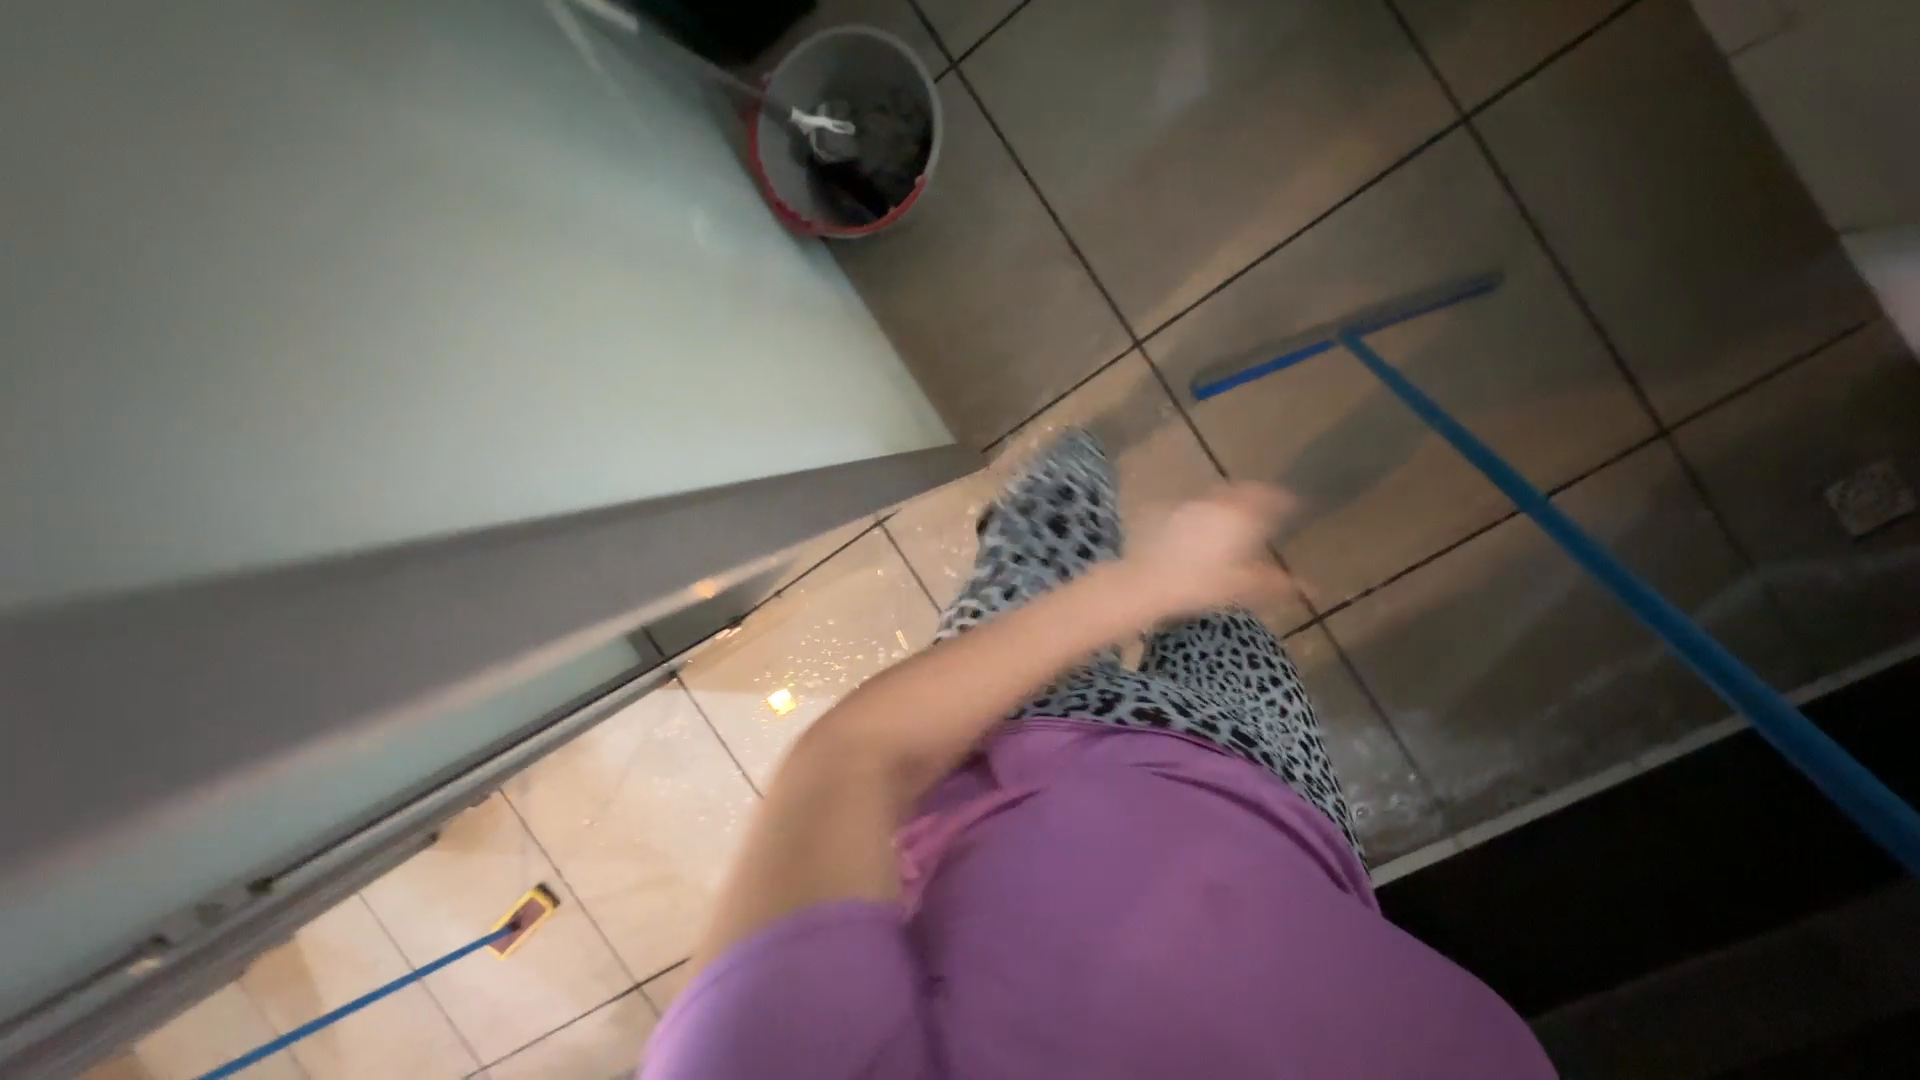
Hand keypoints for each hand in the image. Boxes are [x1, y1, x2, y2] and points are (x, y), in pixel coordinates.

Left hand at [1121, 484, 1297, 618]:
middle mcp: (1216, 502)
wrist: (1146, 583)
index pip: (1271, 498)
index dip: (1284, 500)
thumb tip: (1310, 588)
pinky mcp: (1163, 512)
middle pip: (1242, 492)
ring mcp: (1187, 505)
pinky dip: (1202, 512)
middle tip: (1265, 507)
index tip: (1293, 505)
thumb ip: (1277, 583)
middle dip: (1256, 496)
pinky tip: (1199, 528)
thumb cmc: (1201, 585)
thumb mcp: (1243, 586)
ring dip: (1229, 502)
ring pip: (1216, 496)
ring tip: (1234, 516)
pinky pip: (1191, 507)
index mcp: (1241, 515)